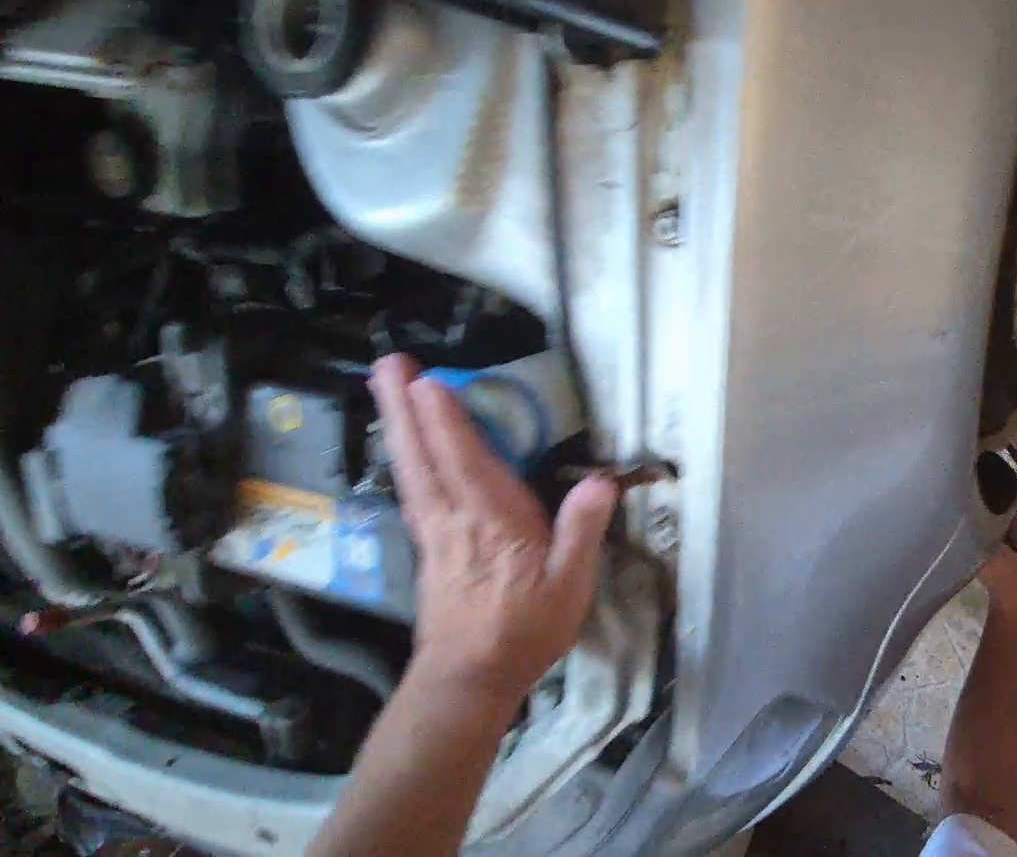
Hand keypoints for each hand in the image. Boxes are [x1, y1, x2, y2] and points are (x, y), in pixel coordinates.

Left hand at [370, 355, 618, 703]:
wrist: (468, 680)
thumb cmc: (525, 630)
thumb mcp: (570, 585)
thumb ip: (582, 530)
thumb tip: (600, 480)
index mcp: (491, 523)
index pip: (466, 462)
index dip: (448, 421)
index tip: (428, 380)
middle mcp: (455, 519)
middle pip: (424, 456)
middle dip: (406, 408)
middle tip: (388, 364)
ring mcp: (436, 532)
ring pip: (413, 469)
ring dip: (401, 425)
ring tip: (389, 389)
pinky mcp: (431, 546)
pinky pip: (416, 488)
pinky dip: (409, 456)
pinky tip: (409, 447)